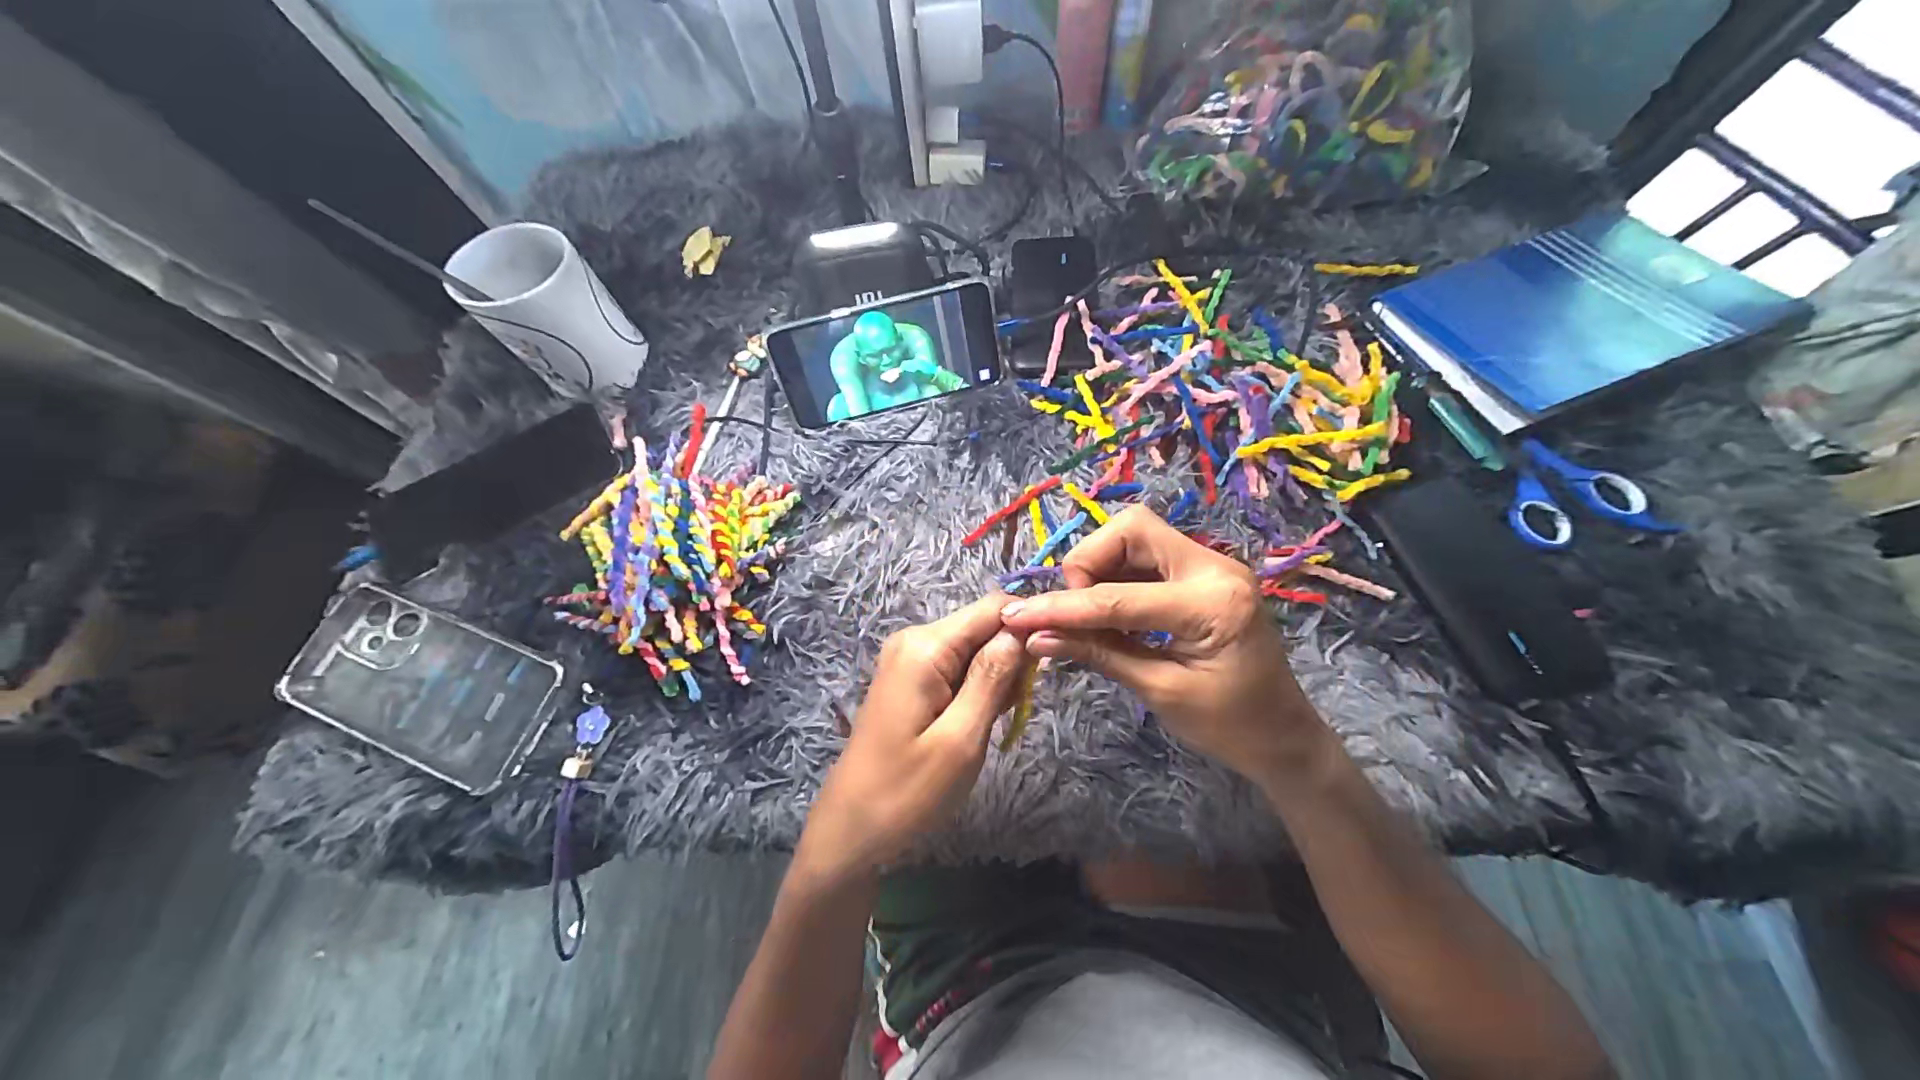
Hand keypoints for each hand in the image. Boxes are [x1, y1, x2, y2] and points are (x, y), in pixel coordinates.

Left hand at [799, 594, 1028, 881]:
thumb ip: (993, 677)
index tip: (1050, 667)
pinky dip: (977, 691)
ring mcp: (909, 659)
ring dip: (997, 680)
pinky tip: (976, 724)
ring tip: (994, 723)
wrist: (850, 831)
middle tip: (1015, 710)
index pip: (994, 607)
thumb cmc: (907, 792)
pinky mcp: (911, 680)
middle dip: (1012, 660)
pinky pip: (957, 669)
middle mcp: (915, 640)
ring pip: (975, 649)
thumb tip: (1023, 628)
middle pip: (985, 626)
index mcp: (925, 646)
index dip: (1029, 628)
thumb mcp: (961, 739)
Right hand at [998, 506, 1332, 787]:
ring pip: (1137, 534)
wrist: (1285, 734)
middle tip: (1072, 608)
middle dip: (1087, 561)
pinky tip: (1107, 608)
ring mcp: (1212, 564)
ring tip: (1085, 611)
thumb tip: (1036, 637)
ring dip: (1100, 565)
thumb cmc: (1229, 726)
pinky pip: (1149, 555)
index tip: (1017, 616)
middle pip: (1131, 528)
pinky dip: (1117, 574)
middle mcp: (1215, 567)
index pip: (1118, 596)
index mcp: (1212, 604)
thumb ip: (1097, 654)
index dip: (1062, 607)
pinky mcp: (1205, 572)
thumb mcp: (1159, 692)